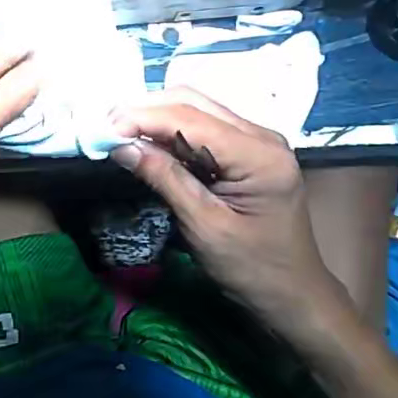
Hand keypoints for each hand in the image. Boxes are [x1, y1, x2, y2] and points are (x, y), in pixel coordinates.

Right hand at [109, 88, 352, 334]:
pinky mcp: (246, 150)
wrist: (292, 295)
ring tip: (121, 135)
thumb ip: (165, 179)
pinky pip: (202, 127)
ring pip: (196, 109)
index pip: (191, 119)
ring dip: (156, 118)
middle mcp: (261, 136)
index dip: (144, 118)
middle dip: (146, 111)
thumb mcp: (204, 226)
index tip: (105, 129)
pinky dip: (170, 131)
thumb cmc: (252, 268)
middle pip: (193, 103)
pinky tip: (148, 144)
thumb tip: (122, 146)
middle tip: (108, 130)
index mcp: (260, 154)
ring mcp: (256, 140)